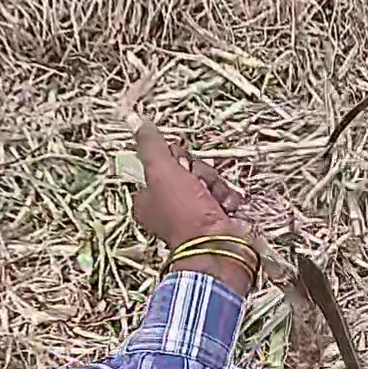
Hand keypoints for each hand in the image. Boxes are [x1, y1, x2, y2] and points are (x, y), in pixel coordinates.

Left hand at [131, 120, 248, 249]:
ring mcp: (192, 216)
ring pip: (208, 182)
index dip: (175, 159)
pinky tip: (226, 207)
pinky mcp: (214, 221)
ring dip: (216, 186)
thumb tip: (140, 124)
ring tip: (216, 200)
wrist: (216, 245)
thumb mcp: (161, 171)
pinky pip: (223, 197)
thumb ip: (150, 146)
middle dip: (200, 173)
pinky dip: (227, 199)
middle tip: (200, 185)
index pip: (162, 163)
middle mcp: (168, 209)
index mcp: (147, 200)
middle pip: (188, 171)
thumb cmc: (183, 212)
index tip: (180, 164)